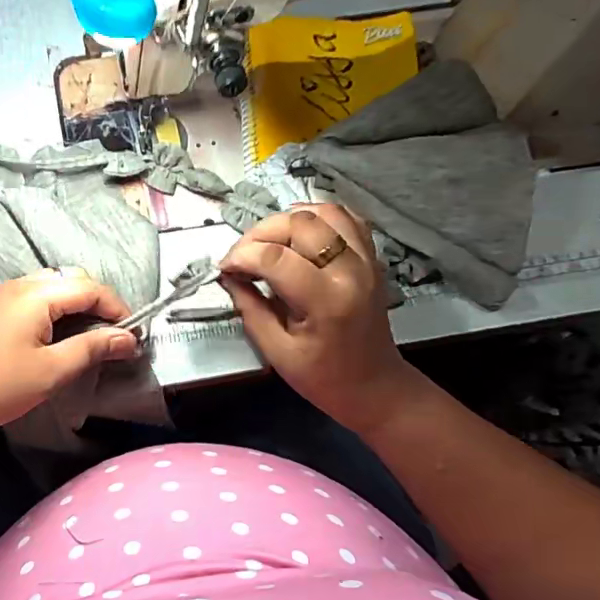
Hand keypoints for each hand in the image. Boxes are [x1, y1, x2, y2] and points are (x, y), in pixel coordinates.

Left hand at [0, 269, 140, 439]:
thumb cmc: (0, 386)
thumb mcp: (53, 370)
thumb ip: (93, 348)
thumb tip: (129, 339)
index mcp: (35, 295)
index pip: (89, 288)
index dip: (117, 308)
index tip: (133, 334)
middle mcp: (21, 285)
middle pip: (73, 278)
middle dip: (99, 301)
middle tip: (114, 333)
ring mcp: (6, 294)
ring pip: (55, 284)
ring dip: (79, 302)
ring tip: (93, 333)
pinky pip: (39, 294)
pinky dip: (60, 306)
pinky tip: (65, 331)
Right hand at [218, 205, 425, 433]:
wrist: (374, 387)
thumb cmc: (324, 378)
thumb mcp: (277, 352)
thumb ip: (251, 308)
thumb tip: (231, 275)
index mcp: (327, 301)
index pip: (276, 258)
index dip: (242, 255)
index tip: (226, 267)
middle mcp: (351, 271)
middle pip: (301, 223)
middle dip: (261, 233)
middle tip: (242, 255)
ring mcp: (367, 260)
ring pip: (326, 212)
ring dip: (290, 219)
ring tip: (269, 242)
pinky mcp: (372, 258)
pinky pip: (347, 219)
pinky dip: (320, 218)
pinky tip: (300, 234)